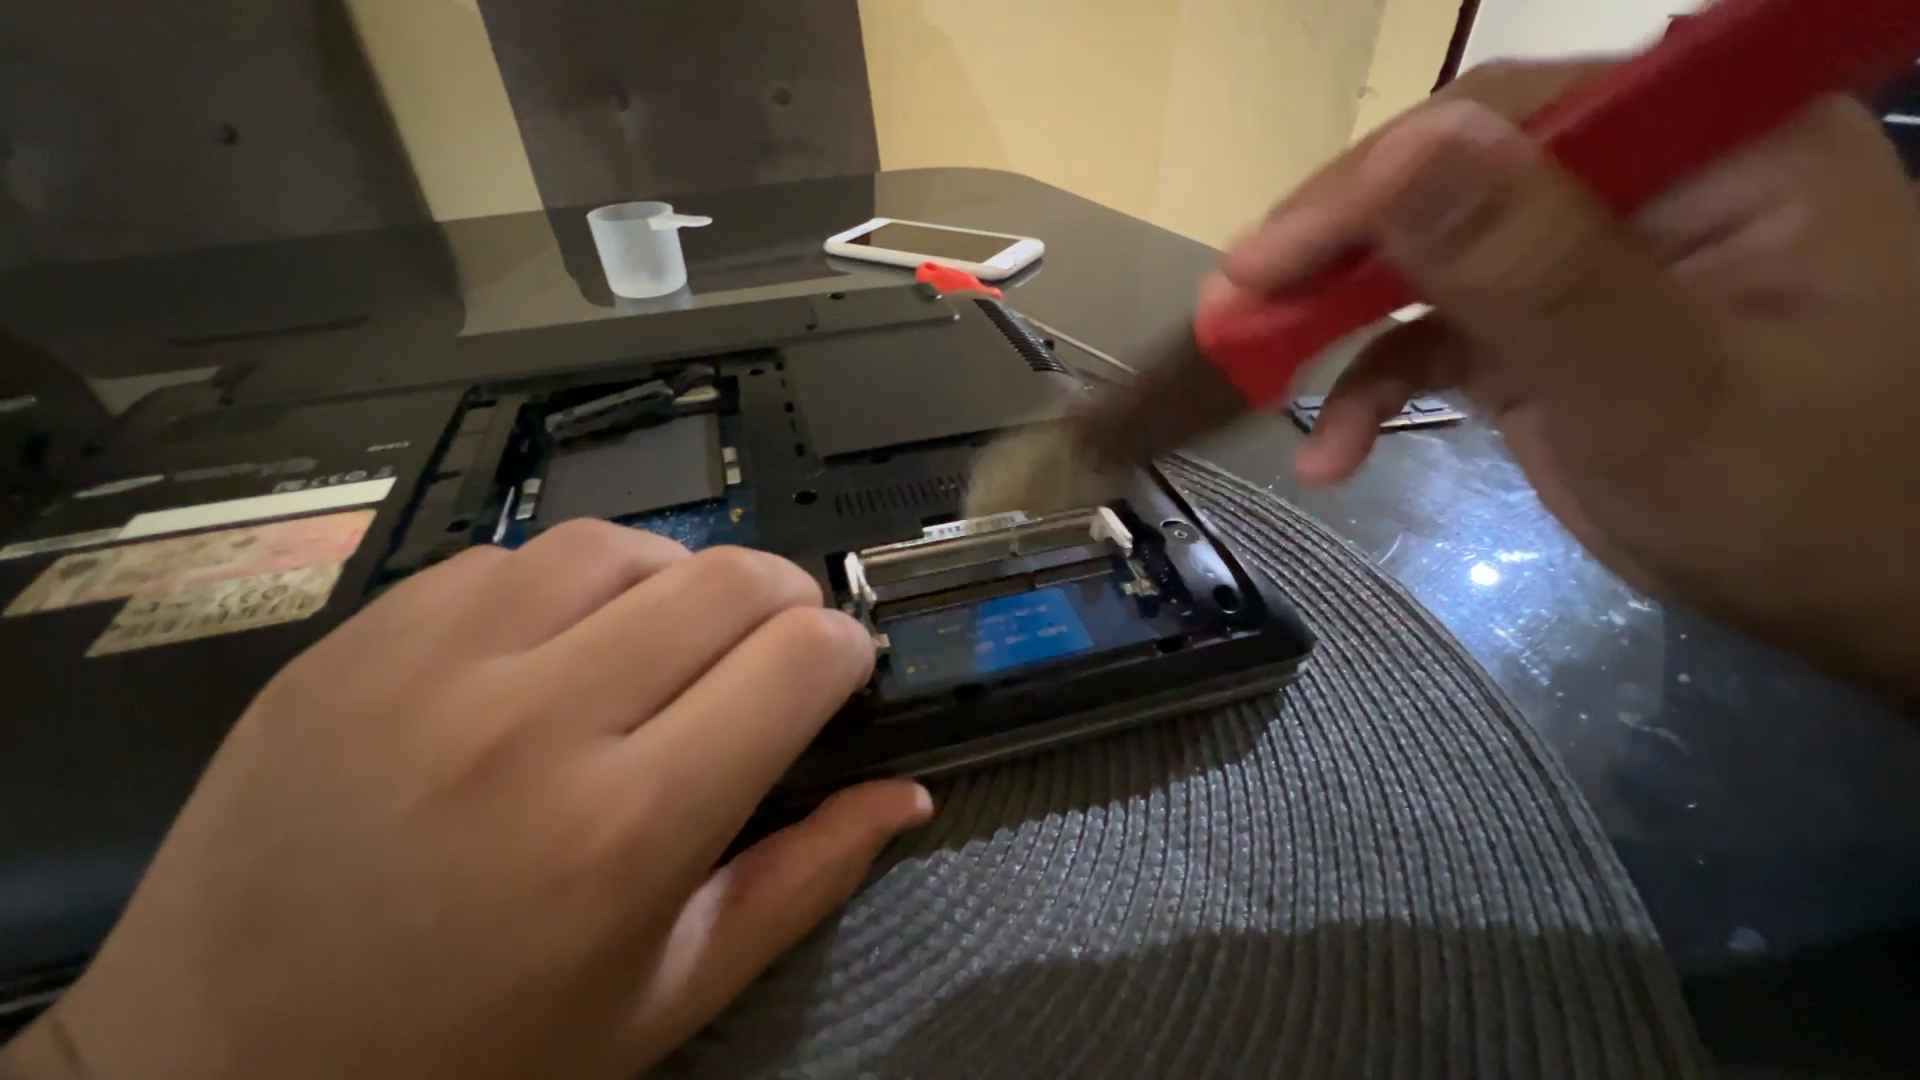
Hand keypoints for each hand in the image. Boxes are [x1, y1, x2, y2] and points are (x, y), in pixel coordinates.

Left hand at [0, 522, 931, 1078]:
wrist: (206, 1079)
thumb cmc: (473, 1059)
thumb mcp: (668, 994)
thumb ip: (806, 880)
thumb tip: (907, 797)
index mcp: (630, 825)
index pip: (798, 660)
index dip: (846, 650)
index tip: (841, 672)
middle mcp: (538, 719)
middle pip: (728, 579)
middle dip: (787, 599)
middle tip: (779, 645)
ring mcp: (434, 662)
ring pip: (622, 546)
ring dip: (679, 579)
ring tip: (672, 634)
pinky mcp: (359, 639)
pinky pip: (509, 558)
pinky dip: (570, 583)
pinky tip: (557, 640)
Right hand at [1215, 61, 1919, 699]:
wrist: (1849, 600)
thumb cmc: (1794, 494)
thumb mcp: (1652, 382)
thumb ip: (1531, 267)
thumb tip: (1405, 153)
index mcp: (1702, 151)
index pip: (1499, 125)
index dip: (1366, 187)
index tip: (1258, 262)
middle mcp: (1631, 187)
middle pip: (1440, 193)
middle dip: (1328, 264)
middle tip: (1228, 313)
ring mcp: (1574, 264)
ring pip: (1417, 269)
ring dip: (1333, 334)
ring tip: (1256, 383)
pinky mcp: (1534, 335)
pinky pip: (1427, 343)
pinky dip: (1370, 395)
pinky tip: (1332, 454)